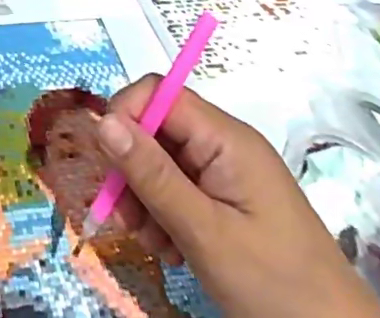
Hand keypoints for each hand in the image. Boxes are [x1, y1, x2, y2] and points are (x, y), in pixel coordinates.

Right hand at [95, 78, 379, 317]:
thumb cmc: (276, 286)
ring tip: (151, 242)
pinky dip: (162, 215)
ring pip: (161, 162)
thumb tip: (103, 121)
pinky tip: (169, 249)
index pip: (159, 92)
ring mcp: (226, 174)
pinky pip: (177, 189)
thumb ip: (152, 175)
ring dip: (143, 198)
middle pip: (156, 129)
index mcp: (226, 138)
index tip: (107, 160)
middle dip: (131, 168)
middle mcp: (224, 145)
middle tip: (123, 217)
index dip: (125, 114)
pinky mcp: (226, 201)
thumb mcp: (205, 233)